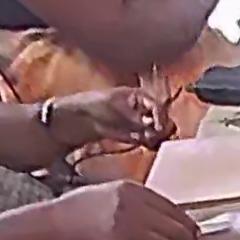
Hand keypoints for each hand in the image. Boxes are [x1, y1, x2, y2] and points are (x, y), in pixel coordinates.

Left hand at [48, 88, 174, 150]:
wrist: (77, 120)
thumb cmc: (93, 106)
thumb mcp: (115, 107)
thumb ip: (136, 117)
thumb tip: (155, 127)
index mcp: (137, 95)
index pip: (157, 104)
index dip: (161, 115)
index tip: (158, 127)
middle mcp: (142, 108)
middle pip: (162, 118)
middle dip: (162, 128)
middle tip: (155, 135)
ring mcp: (140, 123)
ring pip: (159, 131)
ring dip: (157, 137)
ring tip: (147, 140)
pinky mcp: (136, 136)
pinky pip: (150, 140)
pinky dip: (151, 144)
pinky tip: (145, 144)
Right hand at [50, 180, 199, 239]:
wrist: (69, 219)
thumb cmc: (99, 205)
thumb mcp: (123, 191)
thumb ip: (149, 201)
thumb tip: (182, 217)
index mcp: (133, 190)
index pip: (172, 208)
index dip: (188, 221)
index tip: (195, 229)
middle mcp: (130, 208)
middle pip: (174, 227)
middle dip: (187, 238)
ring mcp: (126, 228)